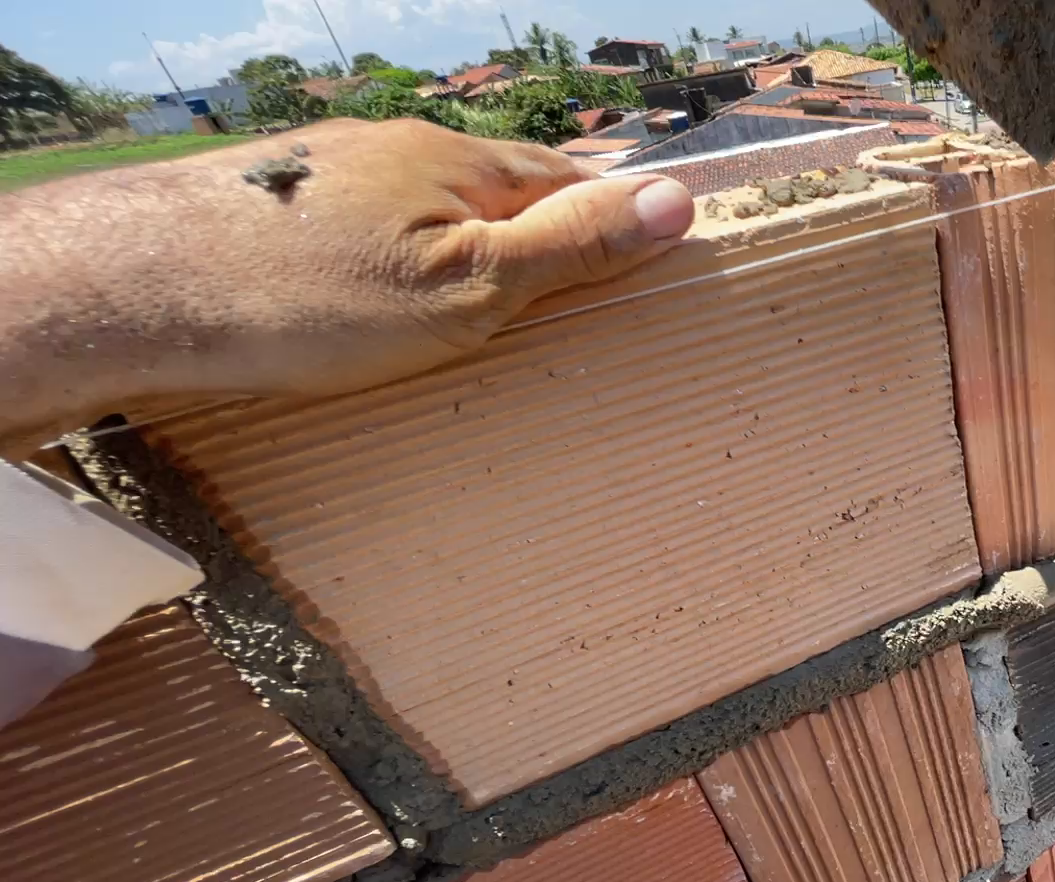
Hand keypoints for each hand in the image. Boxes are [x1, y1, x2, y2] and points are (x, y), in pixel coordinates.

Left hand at [0, 118, 693, 449]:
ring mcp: (345, 167)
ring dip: (486, 244)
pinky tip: (406, 291)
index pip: (576, 180)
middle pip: (513, 188)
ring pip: (449, 203)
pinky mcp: (297, 194)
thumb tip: (676, 198)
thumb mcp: (477, 285)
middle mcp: (408, 147)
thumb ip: (576, 242)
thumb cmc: (320, 299)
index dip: (613, 221)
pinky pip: (393, 218)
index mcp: (466, 164)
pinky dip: (423, 251)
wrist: (123, 291)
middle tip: (571, 302)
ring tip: (494, 305)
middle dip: (552, 235)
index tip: (636, 273)